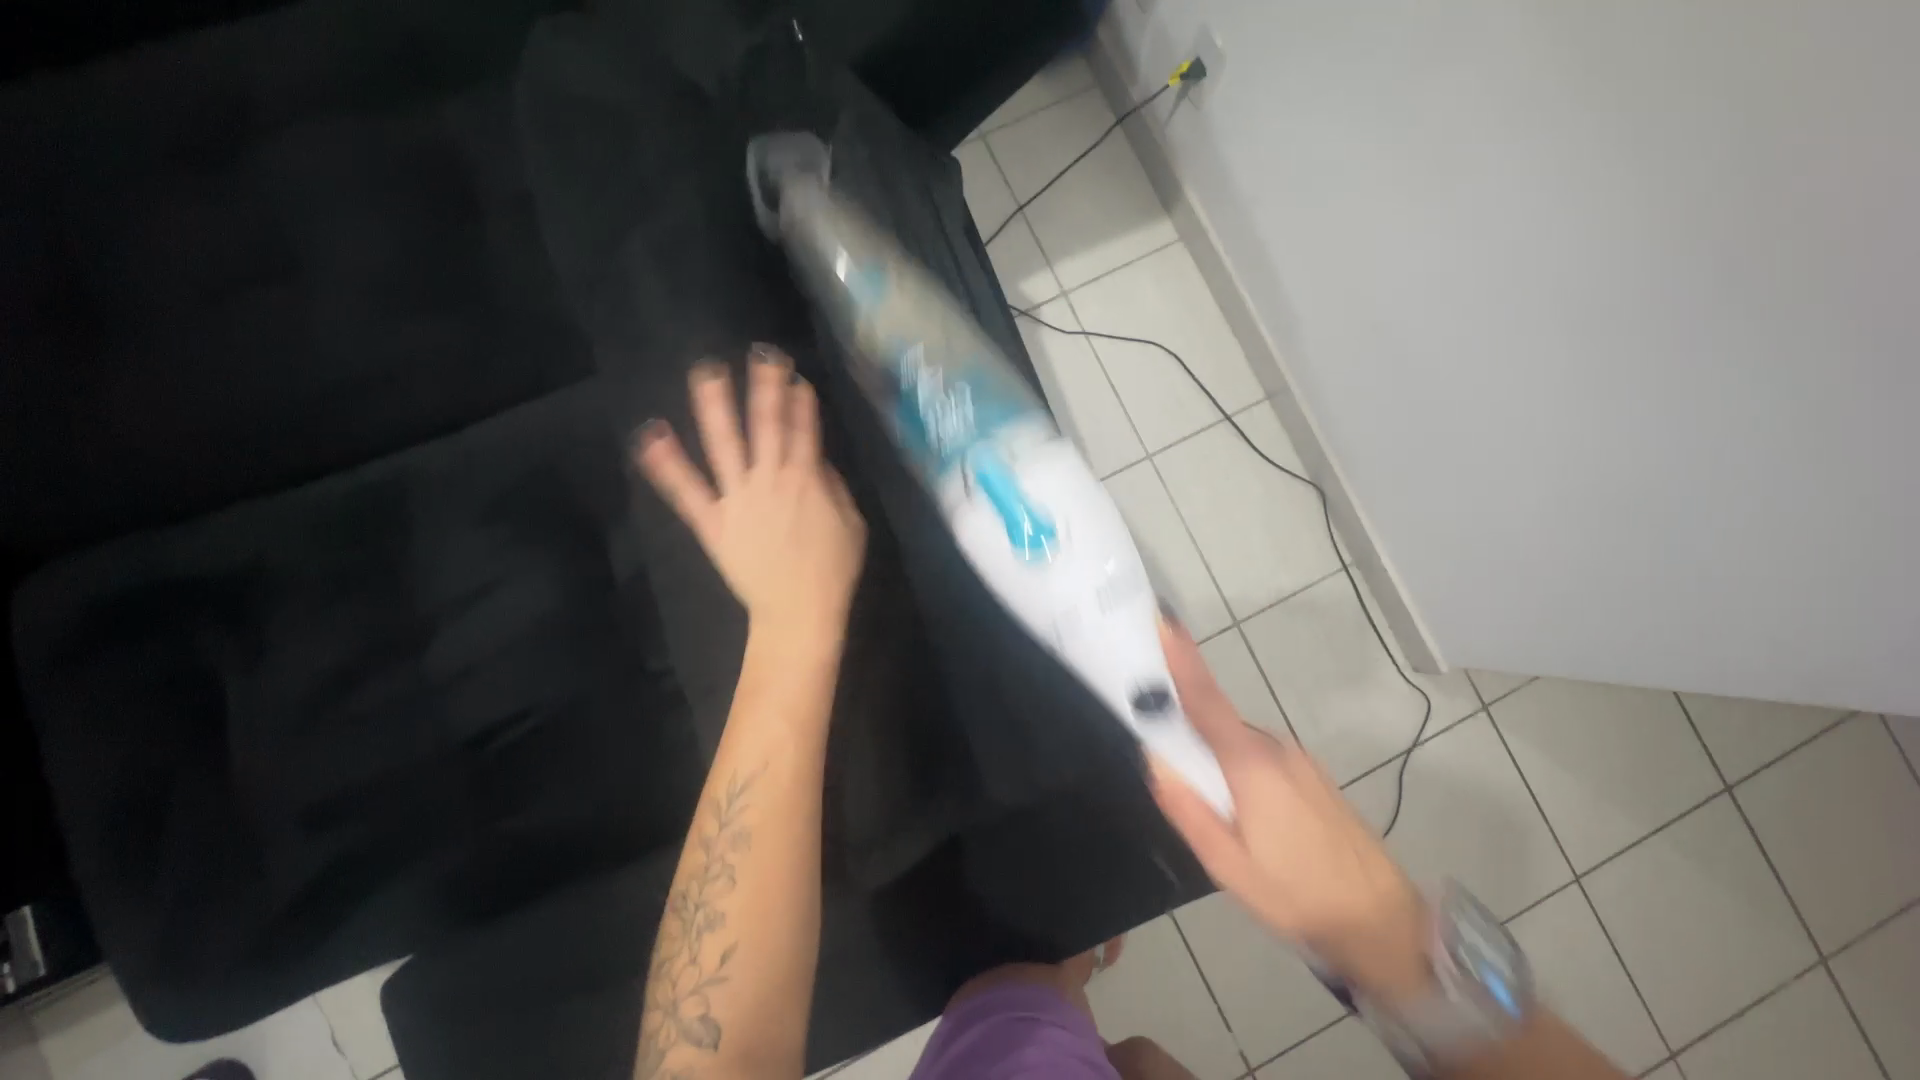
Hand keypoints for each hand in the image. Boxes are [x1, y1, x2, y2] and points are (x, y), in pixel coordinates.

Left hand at [634, 345, 867, 645]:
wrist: (799, 612)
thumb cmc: (833, 570)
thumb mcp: (853, 523)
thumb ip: (834, 486)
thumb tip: (817, 459)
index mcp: (808, 480)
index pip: (804, 429)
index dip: (800, 400)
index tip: (796, 377)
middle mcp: (770, 480)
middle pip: (767, 424)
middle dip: (765, 386)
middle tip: (761, 353)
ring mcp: (738, 499)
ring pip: (725, 444)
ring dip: (715, 406)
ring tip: (706, 372)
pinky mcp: (712, 522)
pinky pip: (687, 491)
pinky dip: (668, 465)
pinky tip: (650, 436)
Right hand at [1148, 619, 1434, 1005]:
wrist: (1383, 922)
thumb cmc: (1299, 895)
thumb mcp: (1228, 866)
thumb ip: (1188, 809)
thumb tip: (1154, 760)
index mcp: (1251, 765)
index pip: (1206, 699)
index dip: (1181, 660)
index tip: (1161, 621)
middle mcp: (1276, 749)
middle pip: (1215, 724)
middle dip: (1186, 738)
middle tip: (1174, 782)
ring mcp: (1299, 761)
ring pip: (1237, 747)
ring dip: (1215, 766)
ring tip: (1219, 824)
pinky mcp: (1312, 777)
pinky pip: (1259, 761)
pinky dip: (1239, 775)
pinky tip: (1248, 824)